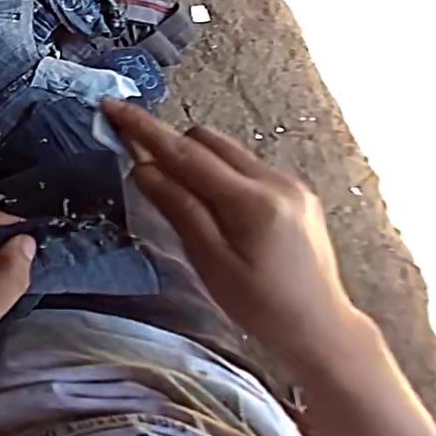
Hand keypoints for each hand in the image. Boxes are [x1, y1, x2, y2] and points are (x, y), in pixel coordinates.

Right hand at [102, 100, 375, 375]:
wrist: (322, 328)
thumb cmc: (260, 306)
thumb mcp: (210, 262)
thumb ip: (178, 209)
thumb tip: (142, 168)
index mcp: (252, 201)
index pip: (186, 153)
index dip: (144, 129)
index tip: (114, 107)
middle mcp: (275, 180)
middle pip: (206, 140)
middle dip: (169, 145)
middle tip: (140, 167)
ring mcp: (289, 182)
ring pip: (224, 149)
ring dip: (192, 159)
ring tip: (176, 193)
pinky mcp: (294, 191)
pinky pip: (242, 165)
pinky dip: (215, 172)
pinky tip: (210, 205)